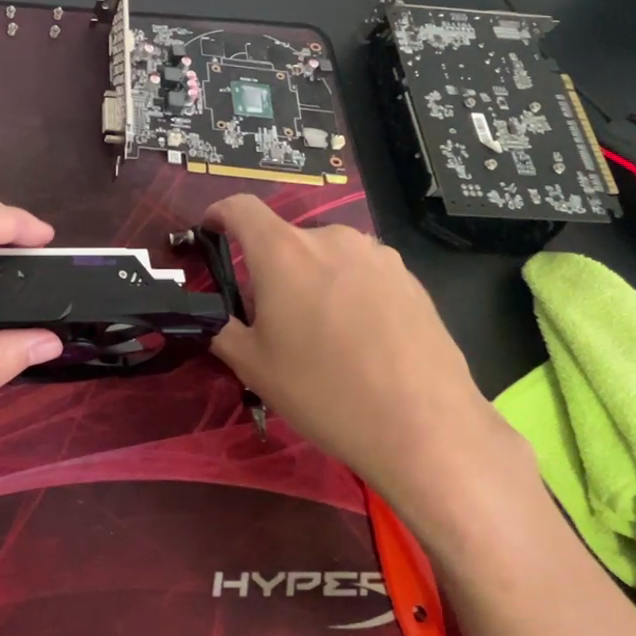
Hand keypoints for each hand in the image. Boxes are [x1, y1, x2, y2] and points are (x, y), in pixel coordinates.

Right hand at [201, 195, 527, 523]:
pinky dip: (348, 293)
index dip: (219, 214)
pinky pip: (363, 274)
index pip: (241, 208)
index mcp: (284, 252)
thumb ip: (221, 328)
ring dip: (312, 279)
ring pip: (328, 257)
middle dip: (270, 267)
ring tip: (319, 331)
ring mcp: (378, 256)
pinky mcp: (411, 280)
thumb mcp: (252, 366)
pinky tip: (359, 339)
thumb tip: (213, 316)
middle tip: (268, 315)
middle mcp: (332, 239)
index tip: (210, 232)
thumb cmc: (324, 391)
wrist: (425, 427)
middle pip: (287, 239)